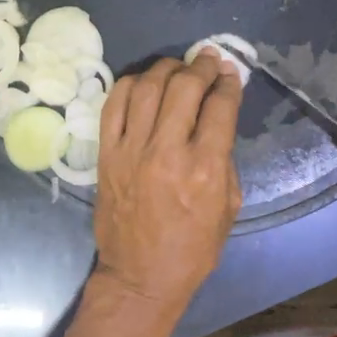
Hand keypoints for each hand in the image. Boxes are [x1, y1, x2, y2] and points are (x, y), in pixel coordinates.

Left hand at [92, 52, 243, 311]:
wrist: (141, 276)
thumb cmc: (192, 249)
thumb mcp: (228, 208)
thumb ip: (224, 161)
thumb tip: (216, 123)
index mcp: (205, 169)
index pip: (220, 107)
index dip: (228, 83)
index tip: (230, 74)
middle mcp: (167, 152)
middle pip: (184, 88)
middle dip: (200, 66)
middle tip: (207, 60)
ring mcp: (131, 151)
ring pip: (146, 88)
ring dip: (165, 69)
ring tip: (177, 67)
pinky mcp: (106, 156)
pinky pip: (113, 106)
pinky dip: (128, 86)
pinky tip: (142, 82)